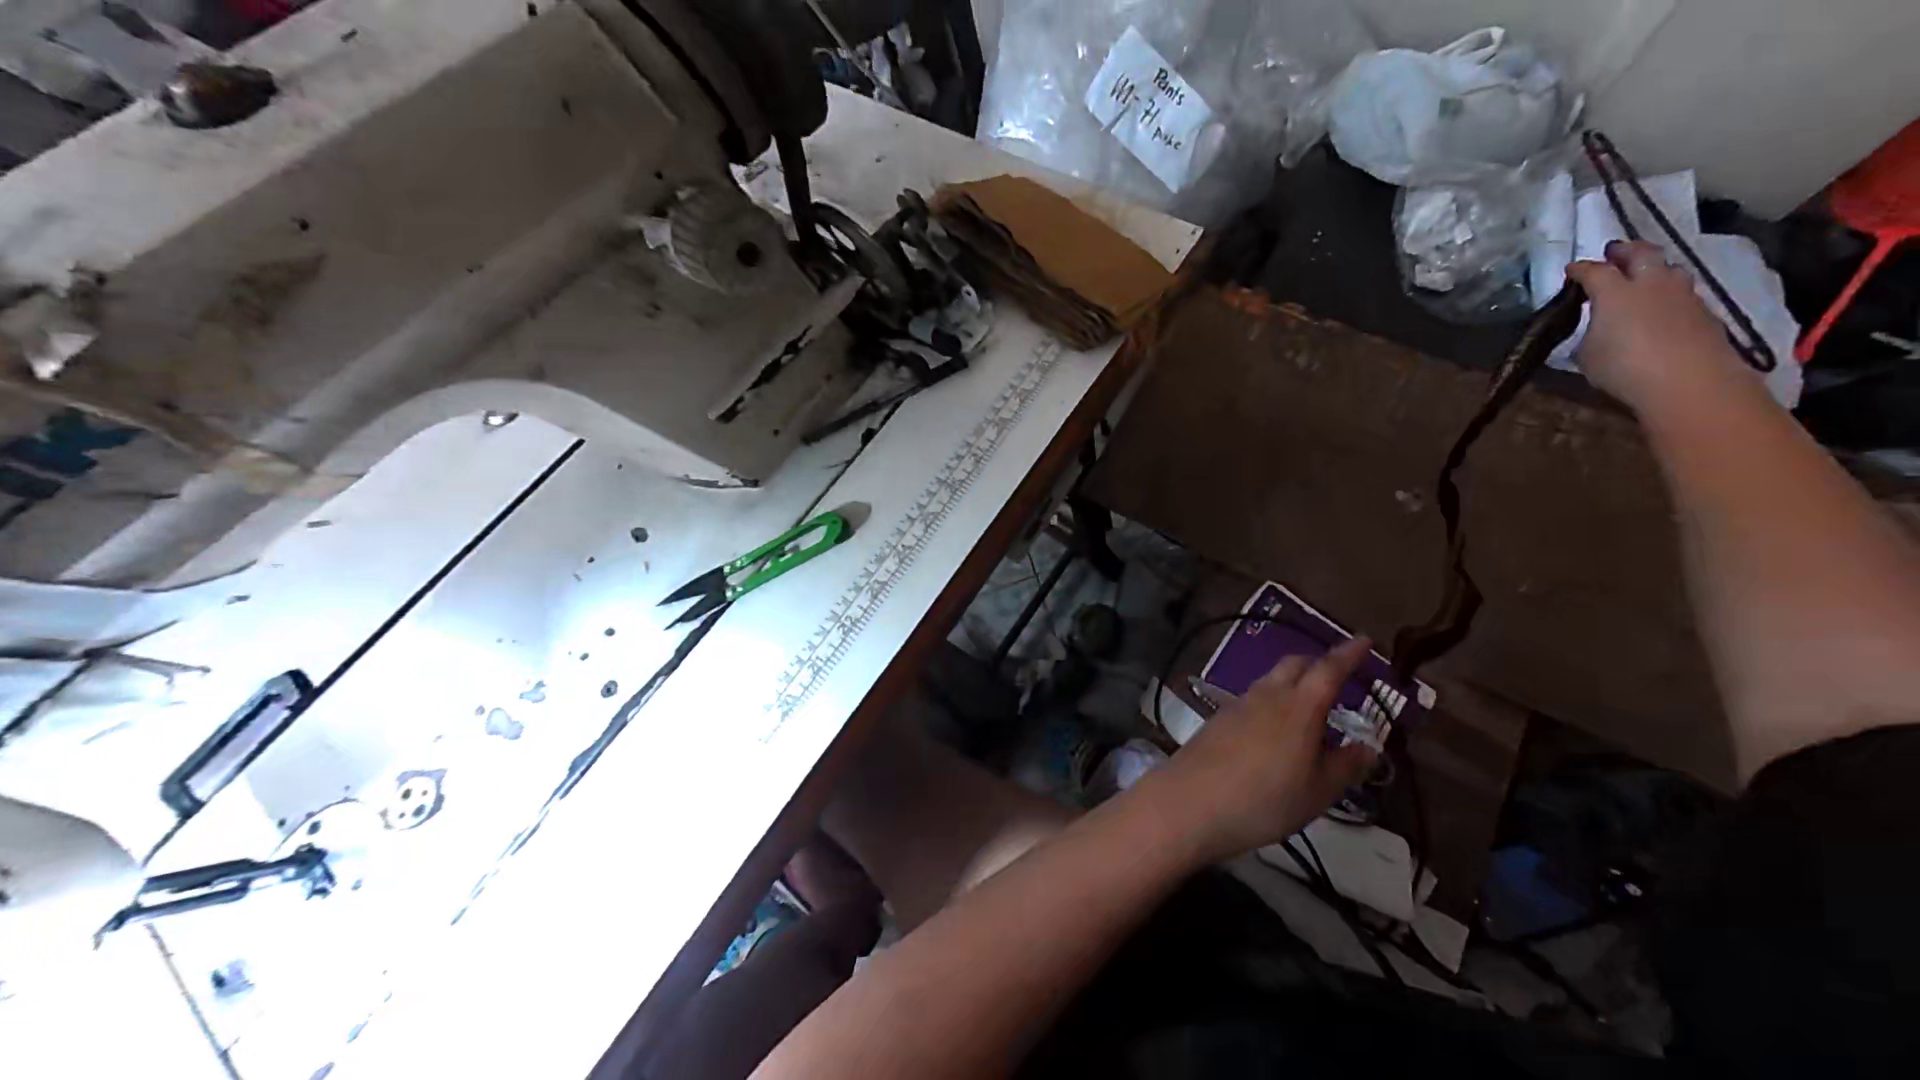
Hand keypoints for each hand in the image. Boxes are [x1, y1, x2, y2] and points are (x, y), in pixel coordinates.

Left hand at [1143, 638, 1379, 863]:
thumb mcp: (1318, 792)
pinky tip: (1273, 730)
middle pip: (1294, 665)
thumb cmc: (1264, 799)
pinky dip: (1270, 704)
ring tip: (1308, 710)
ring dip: (1292, 684)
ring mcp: (1237, 705)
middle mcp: (1266, 696)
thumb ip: (1345, 766)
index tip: (1364, 640)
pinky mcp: (1217, 720)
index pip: (1329, 669)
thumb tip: (1368, 747)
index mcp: (1299, 707)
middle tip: (1338, 677)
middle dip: (1318, 664)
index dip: (1348, 654)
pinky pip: (1252, 700)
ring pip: (1270, 681)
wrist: (1190, 803)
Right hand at [1567, 240, 1749, 412]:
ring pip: (1668, 268)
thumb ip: (1590, 334)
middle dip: (1625, 251)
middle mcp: (1650, 284)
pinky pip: (1682, 291)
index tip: (1571, 270)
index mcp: (1614, 293)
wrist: (1688, 380)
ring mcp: (1682, 294)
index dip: (1580, 269)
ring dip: (1653, 267)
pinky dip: (1667, 291)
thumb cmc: (1623, 368)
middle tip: (1614, 252)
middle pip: (1641, 254)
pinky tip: (1660, 305)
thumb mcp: (1587, 354)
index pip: (1594, 271)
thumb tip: (1596, 329)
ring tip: (1642, 275)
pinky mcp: (1702, 310)